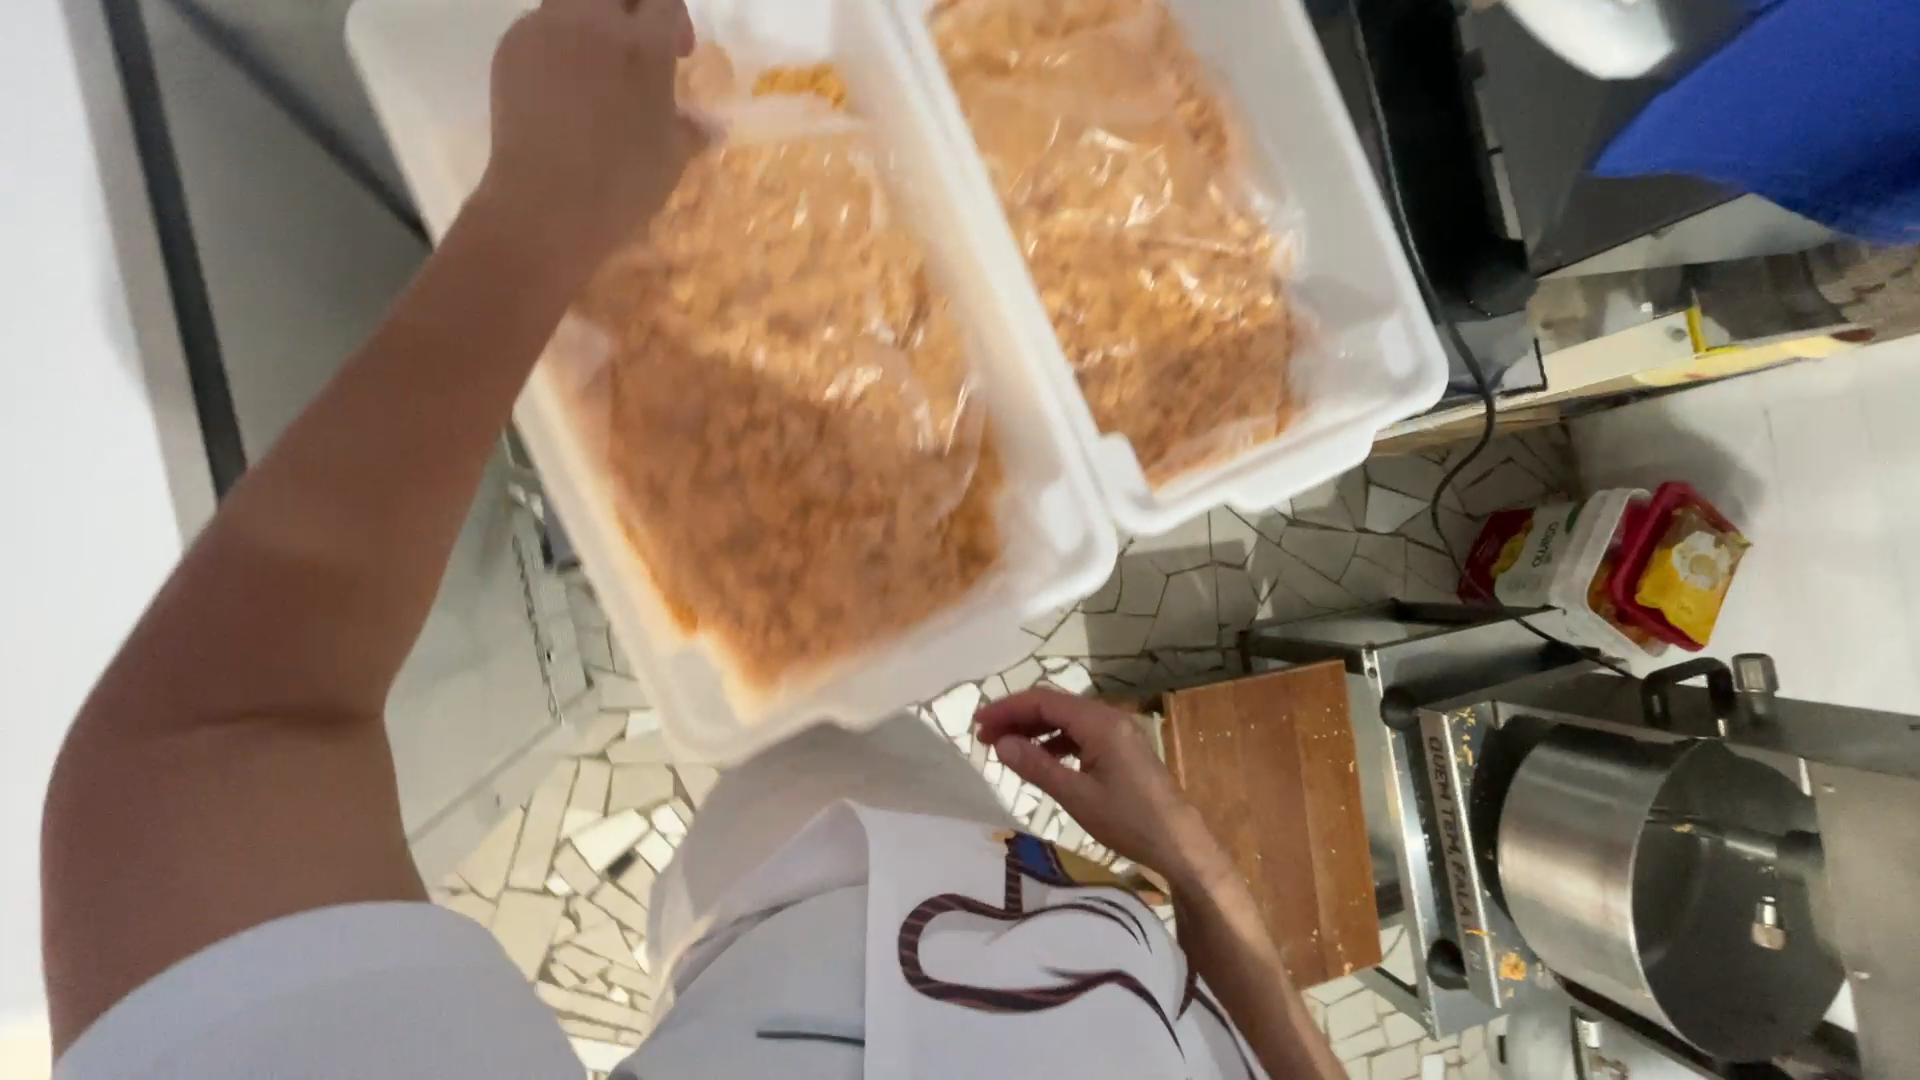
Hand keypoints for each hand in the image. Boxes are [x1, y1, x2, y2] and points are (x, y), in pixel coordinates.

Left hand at [479, 0, 707, 270]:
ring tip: (598, 70)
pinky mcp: (513, 46)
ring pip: (574, 0)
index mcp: (643, 48)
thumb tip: (710, 124)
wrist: (548, 204)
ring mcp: (546, 28)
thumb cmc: (624, 185)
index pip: (665, 1)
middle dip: (632, 6)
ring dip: (593, 21)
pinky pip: (542, 27)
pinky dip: (559, 46)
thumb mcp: (671, 159)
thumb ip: (690, 129)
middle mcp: (593, 21)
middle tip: (637, 45)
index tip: (678, 53)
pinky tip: (564, 94)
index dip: (675, 23)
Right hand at [976, 689, 1228, 888]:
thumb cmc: (1128, 821)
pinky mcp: (1121, 747)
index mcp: (1099, 722)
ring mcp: (1117, 731)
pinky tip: (1039, 758)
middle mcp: (1109, 717)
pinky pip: (1080, 732)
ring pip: (1066, 718)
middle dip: (1017, 717)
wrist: (1179, 844)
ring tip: (1004, 748)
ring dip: (1034, 728)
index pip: (1043, 701)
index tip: (978, 725)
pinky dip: (1054, 740)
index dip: (1007, 709)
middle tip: (984, 737)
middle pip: (1053, 704)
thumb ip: (1037, 766)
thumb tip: (1000, 743)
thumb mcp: (1076, 797)